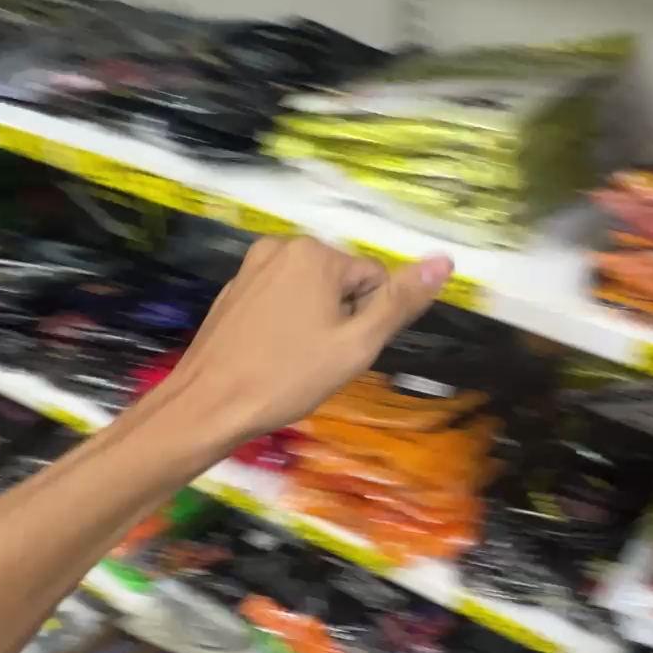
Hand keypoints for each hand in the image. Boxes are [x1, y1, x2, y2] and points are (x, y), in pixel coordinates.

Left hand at [156, 235, 449, 449]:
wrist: (207, 406)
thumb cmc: (288, 377)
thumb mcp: (357, 345)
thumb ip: (401, 302)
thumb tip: (444, 262)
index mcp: (315, 254)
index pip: (376, 280)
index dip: (368, 321)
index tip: (342, 350)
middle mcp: (282, 247)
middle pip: (344, 283)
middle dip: (342, 319)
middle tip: (321, 358)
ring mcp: (252, 266)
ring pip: (313, 293)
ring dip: (316, 322)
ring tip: (296, 358)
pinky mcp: (235, 289)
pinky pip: (282, 299)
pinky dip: (287, 324)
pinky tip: (273, 354)